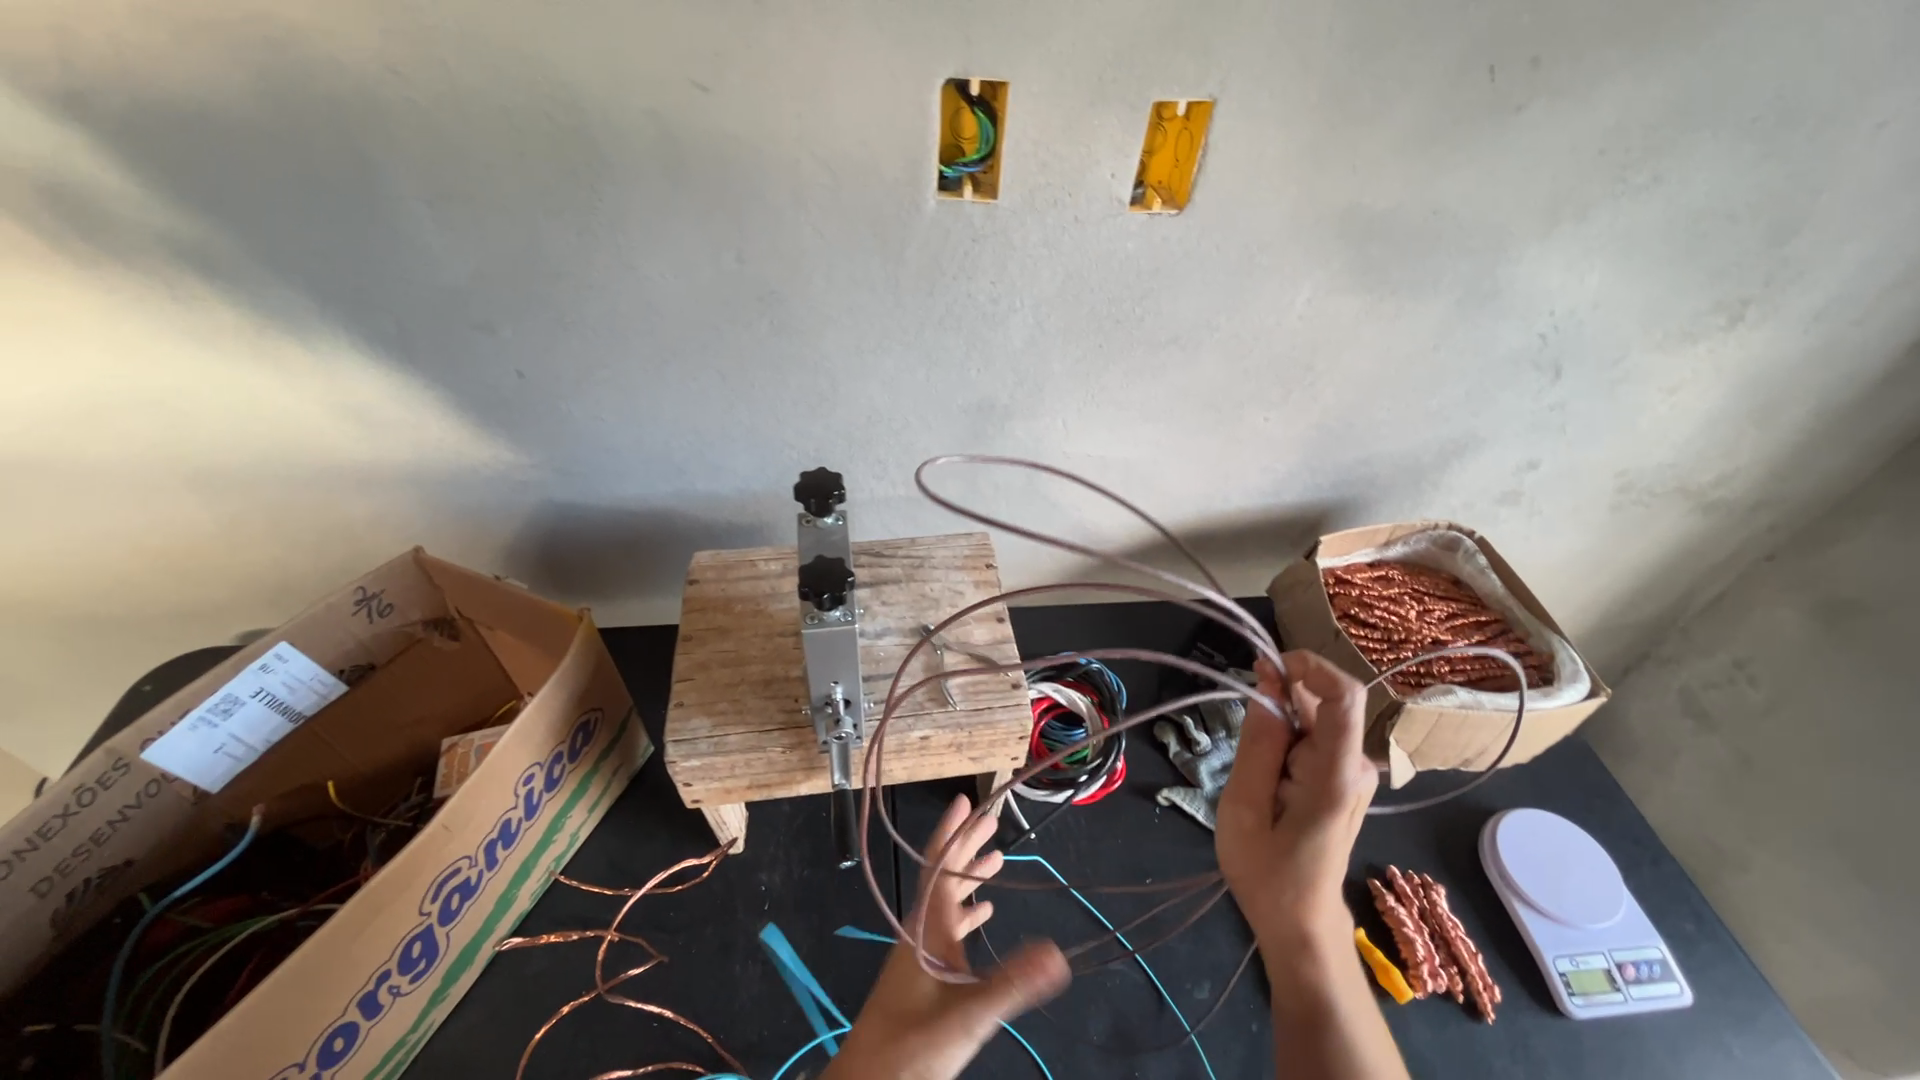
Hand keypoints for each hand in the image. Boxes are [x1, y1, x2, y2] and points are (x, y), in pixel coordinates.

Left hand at [824, 795, 1070, 1079]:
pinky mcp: (925, 979)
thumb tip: (1059, 954)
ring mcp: (922, 957)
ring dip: (970, 878)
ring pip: (947, 903)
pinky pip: (949, 932)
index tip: (966, 801)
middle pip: (944, 878)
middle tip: (992, 820)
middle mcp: (922, 935)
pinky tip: (984, 913)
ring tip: (997, 857)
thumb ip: (1011, 985)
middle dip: (967, 847)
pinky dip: (968, 914)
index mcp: (926, 931)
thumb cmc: (909, 1049)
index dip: (951, 833)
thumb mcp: (967, 1017)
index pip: (938, 869)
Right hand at [1215, 650, 1377, 953]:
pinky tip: (1268, 777)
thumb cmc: (1266, 872)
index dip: (1309, 666)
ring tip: (1255, 776)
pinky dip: (1287, 741)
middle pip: (1322, 704)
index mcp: (1335, 774)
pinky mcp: (1347, 777)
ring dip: (1279, 727)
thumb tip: (1265, 686)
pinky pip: (1316, 737)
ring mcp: (1356, 772)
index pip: (1345, 696)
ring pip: (1315, 719)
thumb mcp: (1243, 807)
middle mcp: (1358, 765)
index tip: (1263, 667)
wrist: (1300, 920)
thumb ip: (1257, 745)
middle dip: (1278, 705)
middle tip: (1243, 742)